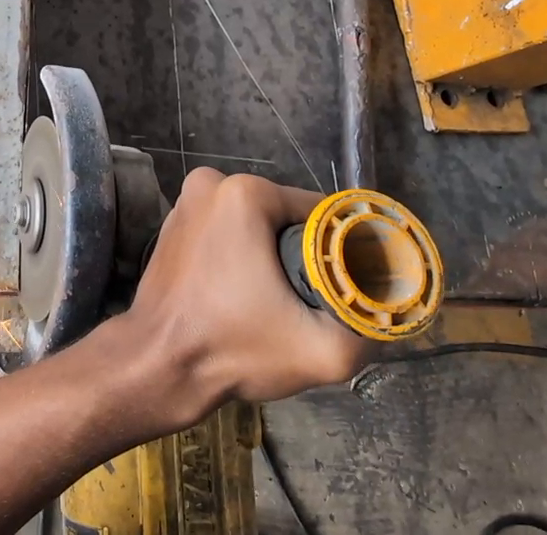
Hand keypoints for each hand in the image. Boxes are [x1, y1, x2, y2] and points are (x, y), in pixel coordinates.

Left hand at [122, 168, 365, 417]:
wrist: (158, 363)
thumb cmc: (233, 348)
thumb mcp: (323, 351)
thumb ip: (369, 330)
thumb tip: (389, 317)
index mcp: (244, 193)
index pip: (320, 213)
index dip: (344, 250)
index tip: (352, 287)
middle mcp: (211, 184)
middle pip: (286, 218)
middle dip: (305, 254)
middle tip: (316, 301)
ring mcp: (186, 202)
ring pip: (256, 226)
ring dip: (273, 256)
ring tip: (284, 301)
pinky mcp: (174, 225)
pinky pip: (227, 233)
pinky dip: (243, 256)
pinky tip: (251, 294)